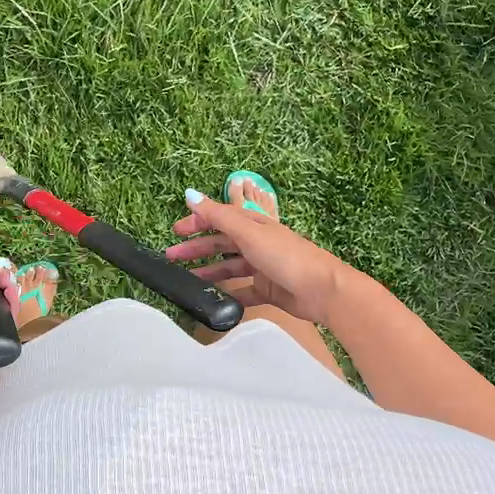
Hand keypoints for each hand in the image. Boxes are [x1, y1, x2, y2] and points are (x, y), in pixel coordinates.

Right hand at [163, 189, 342, 324]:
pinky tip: (212, 299)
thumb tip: (189, 194)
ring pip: (228, 267)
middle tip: (171, 257)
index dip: (198, 222)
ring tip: (185, 279)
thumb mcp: (248, 233)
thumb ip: (218, 216)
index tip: (176, 232)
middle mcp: (257, 243)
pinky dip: (227, 294)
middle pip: (221, 243)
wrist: (323, 290)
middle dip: (196, 248)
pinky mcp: (268, 290)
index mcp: (254, 225)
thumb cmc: (285, 256)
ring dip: (207, 271)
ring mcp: (262, 267)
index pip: (220, 218)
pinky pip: (242, 291)